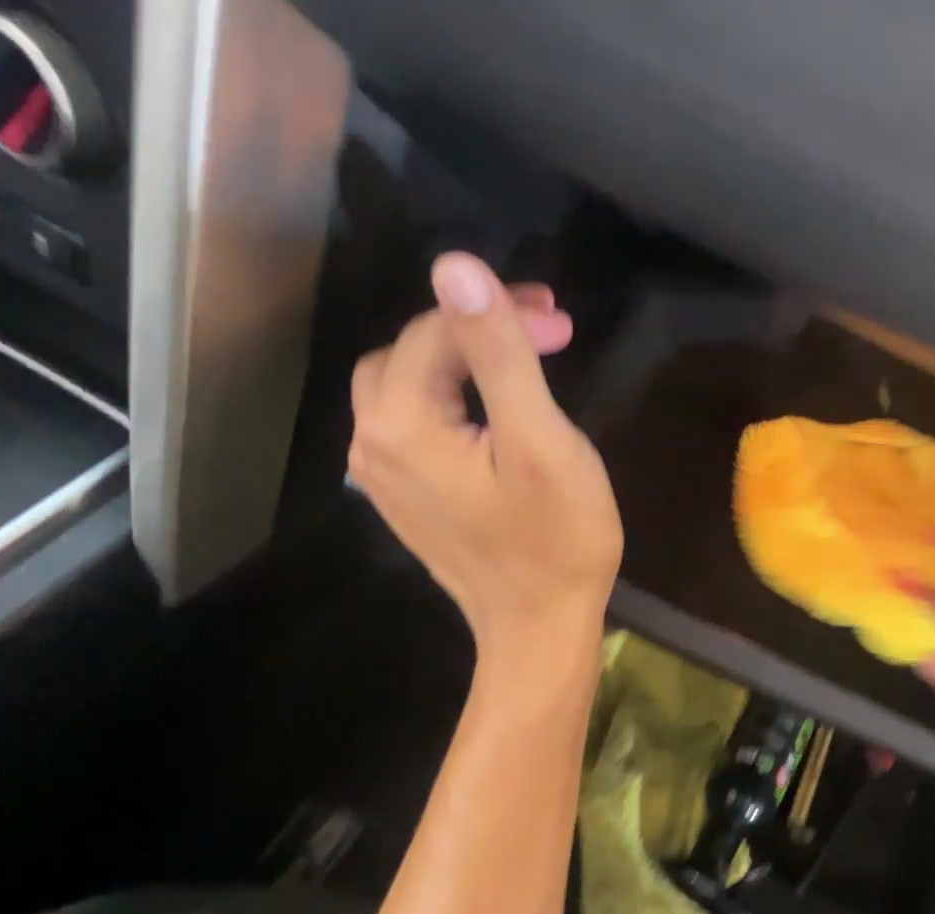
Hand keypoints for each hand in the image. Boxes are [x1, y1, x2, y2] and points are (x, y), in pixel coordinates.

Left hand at [349, 253, 622, 650]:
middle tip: (546, 334)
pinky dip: (448, 399)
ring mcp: (381, 475)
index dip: (501, 312)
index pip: (438, 331)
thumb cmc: (555, 538)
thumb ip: (498, 352)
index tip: (562, 319)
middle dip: (474, 330)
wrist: (539, 627)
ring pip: (406, 384)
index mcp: (401, 423)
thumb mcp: (539, 440)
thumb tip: (457, 266)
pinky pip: (411, 423)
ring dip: (459, 361)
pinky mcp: (402, 496)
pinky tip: (490, 411)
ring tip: (523, 363)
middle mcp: (372, 442)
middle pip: (411, 351)